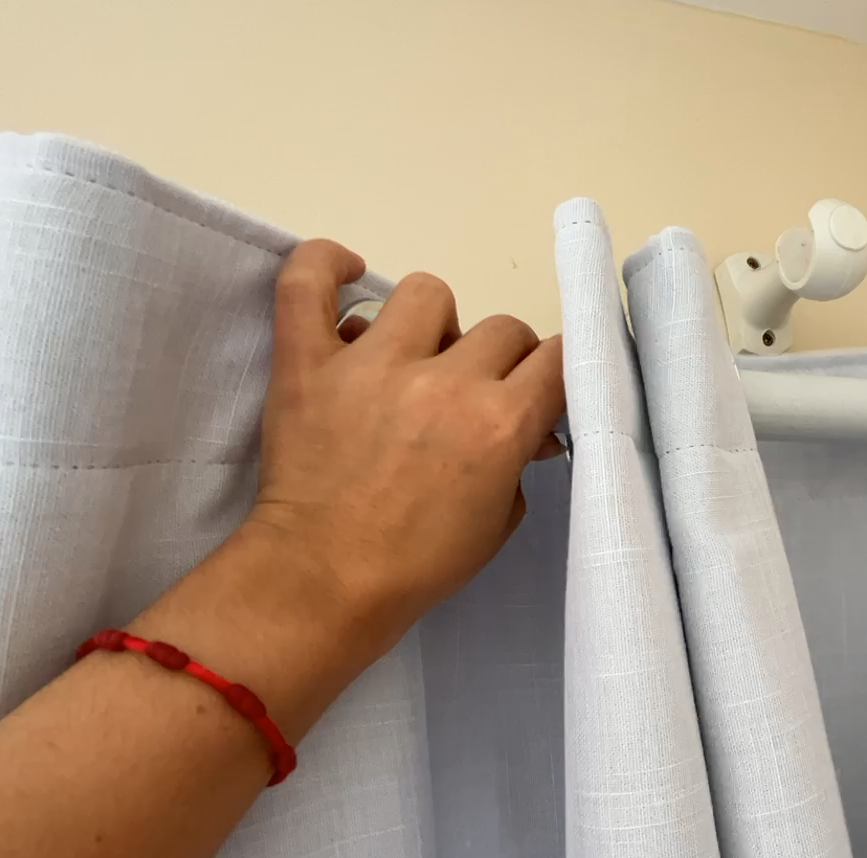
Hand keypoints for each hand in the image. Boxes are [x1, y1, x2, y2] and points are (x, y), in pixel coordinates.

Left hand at [243, 240, 564, 632]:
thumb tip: (530, 428)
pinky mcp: (308, 361)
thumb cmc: (423, 563)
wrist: (326, 583)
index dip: (557, 373)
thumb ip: (521, 463)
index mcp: (500, 423)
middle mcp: (447, 381)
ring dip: (436, 324)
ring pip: (427, 292)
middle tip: (481, 392)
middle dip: (505, 359)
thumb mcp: (499, 521)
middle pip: (503, 327)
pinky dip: (326, 266)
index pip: (558, 358)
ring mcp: (372, 364)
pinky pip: (308, 281)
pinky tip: (346, 273)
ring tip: (417, 358)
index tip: (542, 390)